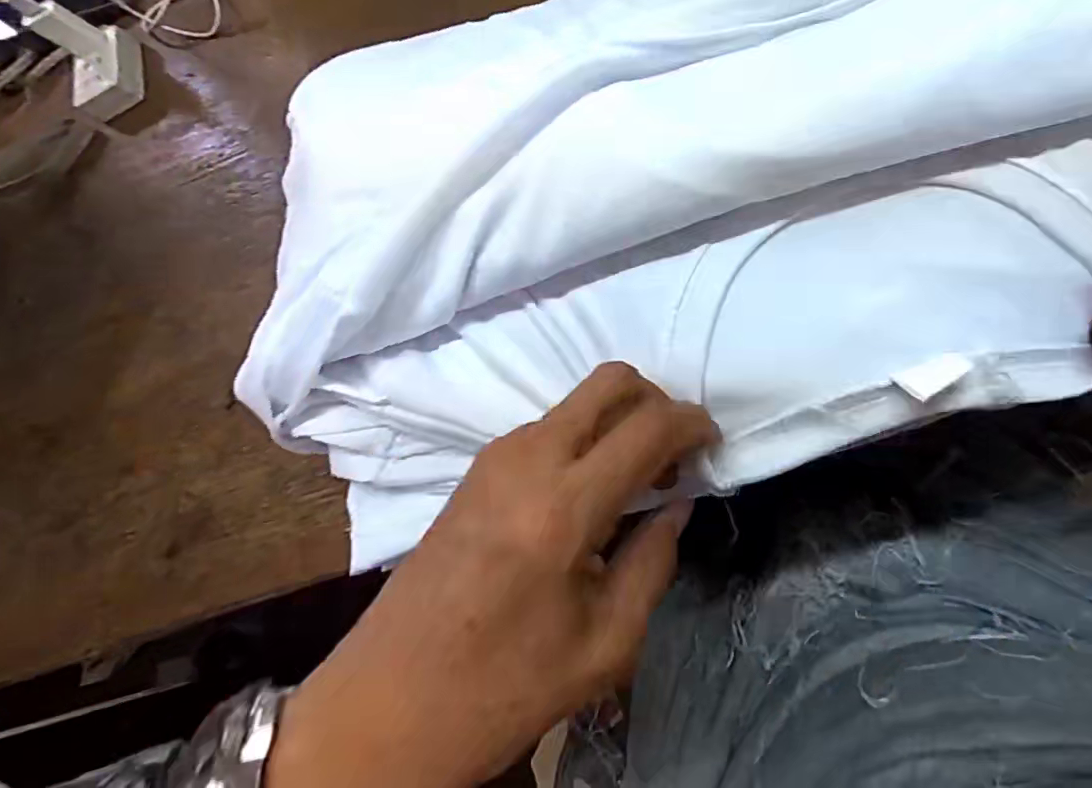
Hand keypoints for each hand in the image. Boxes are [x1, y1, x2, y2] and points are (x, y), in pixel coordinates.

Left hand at [267, 364, 717, 787]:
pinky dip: (592, 434)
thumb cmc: (500, 690)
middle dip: (660, 402)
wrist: (379, 710)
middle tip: (675, 454)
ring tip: (639, 479)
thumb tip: (679, 502)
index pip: (649, 427)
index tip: (712, 444)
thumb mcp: (606, 644)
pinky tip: (595, 488)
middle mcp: (529, 460)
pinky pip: (555, 422)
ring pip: (583, 397)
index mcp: (563, 509)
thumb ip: (655, 560)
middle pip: (614, 380)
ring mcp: (497, 457)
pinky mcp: (479, 468)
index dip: (693, 424)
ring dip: (624, 419)